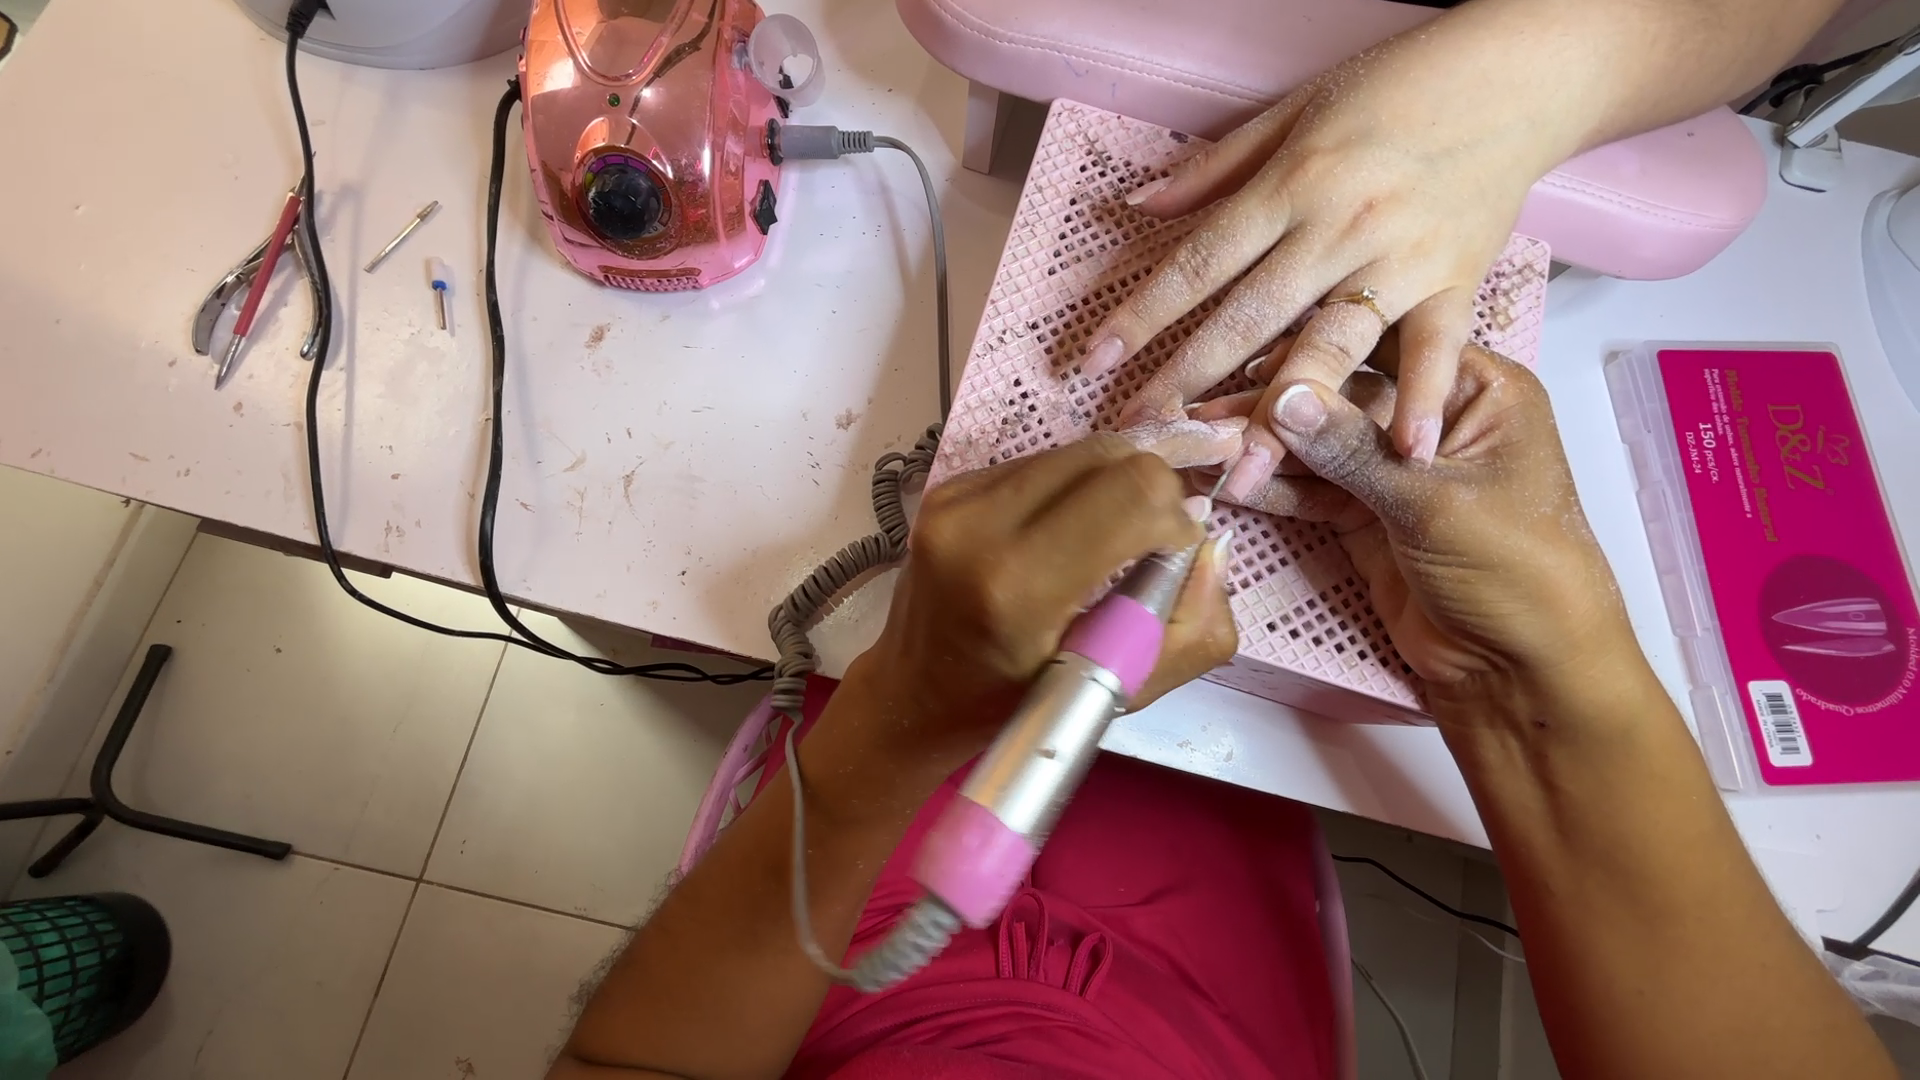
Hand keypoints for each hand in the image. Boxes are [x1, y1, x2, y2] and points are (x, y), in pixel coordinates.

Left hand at [854, 436, 1236, 773]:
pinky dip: (1072, 489)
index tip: (1172, 556)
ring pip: (1077, 452)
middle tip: (1148, 544)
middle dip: (1151, 493)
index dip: (1175, 518)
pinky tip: (1060, 534)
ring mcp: (954, 499)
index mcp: (1017, 586)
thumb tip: (1210, 545)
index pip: (1132, 493)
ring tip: (1102, 542)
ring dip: (1111, 488)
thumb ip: (1192, 626)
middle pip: (1110, 456)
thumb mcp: (1116, 690)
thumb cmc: (1011, 708)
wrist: (911, 695)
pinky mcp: (946, 487)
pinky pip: (1040, 462)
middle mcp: (977, 525)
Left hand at [1083, 35, 1575, 503]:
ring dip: (1284, 411)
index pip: (1199, 263)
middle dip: (1189, 380)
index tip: (1097, 362)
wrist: (1525, 64)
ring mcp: (1401, 258)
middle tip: (1146, 435)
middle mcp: (1338, 226)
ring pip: (1329, 344)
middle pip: (1248, 318)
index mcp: (1291, 183)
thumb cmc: (1397, 85)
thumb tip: (1138, 205)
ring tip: (1245, 471)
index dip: (1143, 315)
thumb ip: (1212, 169)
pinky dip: (1423, 398)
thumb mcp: (1293, 110)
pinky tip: (1406, 454)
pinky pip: (1437, 346)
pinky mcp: (1458, 278)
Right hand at [1204, 340, 1639, 723]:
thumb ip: (1350, 449)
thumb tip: (1280, 398)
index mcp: (1474, 390)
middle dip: (1274, 408)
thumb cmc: (1513, 567)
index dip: (1321, 349)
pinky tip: (1228, 481)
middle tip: (1207, 412)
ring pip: (1315, 447)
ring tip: (1200, 445)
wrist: (1516, 666)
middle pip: (1338, 399)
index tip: (1254, 360)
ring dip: (1261, 450)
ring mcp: (1388, 469)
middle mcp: (1427, 419)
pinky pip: (1307, 490)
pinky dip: (1270, 488)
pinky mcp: (1360, 512)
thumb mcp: (1431, 500)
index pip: (1386, 347)